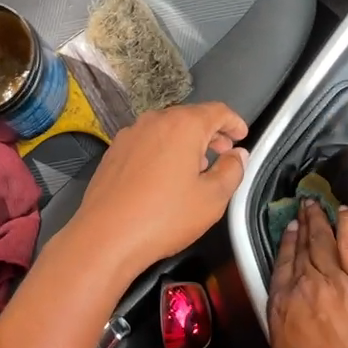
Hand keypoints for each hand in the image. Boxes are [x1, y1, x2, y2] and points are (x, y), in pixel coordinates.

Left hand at [65, 102, 247, 274]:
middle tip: (224, 152)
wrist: (105, 237)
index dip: (234, 121)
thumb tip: (238, 154)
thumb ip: (232, 170)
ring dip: (186, 142)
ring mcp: (130, 135)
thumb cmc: (164, 217)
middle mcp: (154, 121)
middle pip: (190, 117)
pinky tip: (165, 176)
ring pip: (166, 129)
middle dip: (211, 133)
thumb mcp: (212, 198)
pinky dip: (163, 150)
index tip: (243, 135)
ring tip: (196, 167)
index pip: (217, 111)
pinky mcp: (114, 152)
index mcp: (183, 125)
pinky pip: (147, 142)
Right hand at [267, 201, 347, 347]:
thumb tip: (287, 310)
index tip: (290, 229)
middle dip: (303, 223)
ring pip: (323, 240)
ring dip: (319, 219)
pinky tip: (344, 212)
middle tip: (303, 206)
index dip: (286, 243)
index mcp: (282, 303)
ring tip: (317, 205)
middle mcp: (305, 284)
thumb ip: (282, 323)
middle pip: (303, 247)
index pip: (283, 264)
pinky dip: (347, 225)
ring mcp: (334, 279)